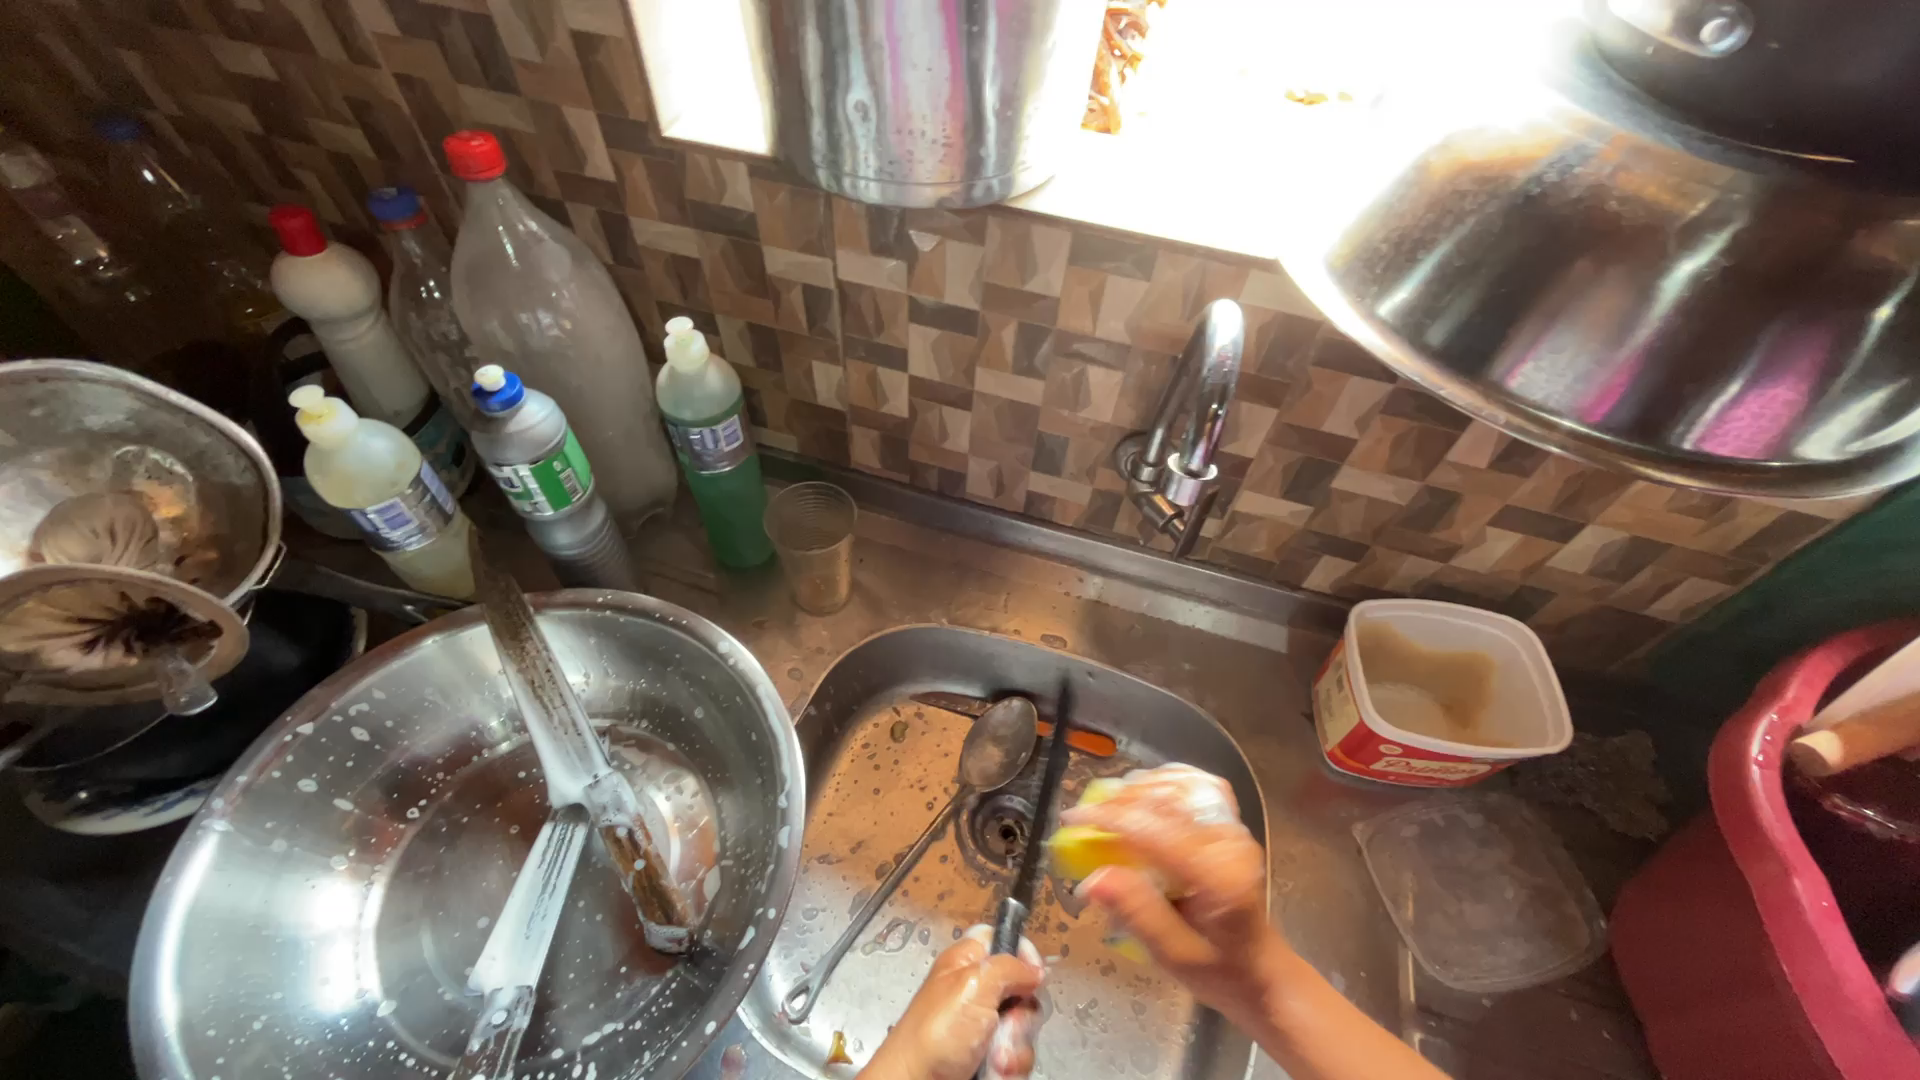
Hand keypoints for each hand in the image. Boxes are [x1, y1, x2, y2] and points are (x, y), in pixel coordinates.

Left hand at [858, 926, 1044, 1079]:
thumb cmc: (937, 1033)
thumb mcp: (973, 986)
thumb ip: (1008, 967)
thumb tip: (1035, 969)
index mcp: (967, 962)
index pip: (1002, 939)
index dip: (1022, 952)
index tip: (1033, 975)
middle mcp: (978, 990)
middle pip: (1022, 988)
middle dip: (1021, 1015)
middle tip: (1004, 1027)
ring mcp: (984, 1025)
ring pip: (1023, 1027)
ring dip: (1015, 1047)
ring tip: (995, 1061)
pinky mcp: (989, 1055)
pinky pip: (1017, 1055)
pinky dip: (1011, 1067)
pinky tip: (996, 1073)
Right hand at [1061, 765, 1284, 1028]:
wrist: (1261, 972)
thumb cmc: (1218, 970)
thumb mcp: (1173, 955)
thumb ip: (1136, 913)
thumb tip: (1091, 880)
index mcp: (1218, 876)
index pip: (1155, 829)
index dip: (1109, 818)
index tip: (1073, 819)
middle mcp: (1230, 842)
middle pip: (1166, 801)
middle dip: (1118, 801)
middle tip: (1085, 815)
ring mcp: (1233, 829)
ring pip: (1180, 785)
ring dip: (1138, 789)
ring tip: (1107, 804)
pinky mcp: (1231, 824)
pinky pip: (1197, 784)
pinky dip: (1165, 781)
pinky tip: (1142, 790)